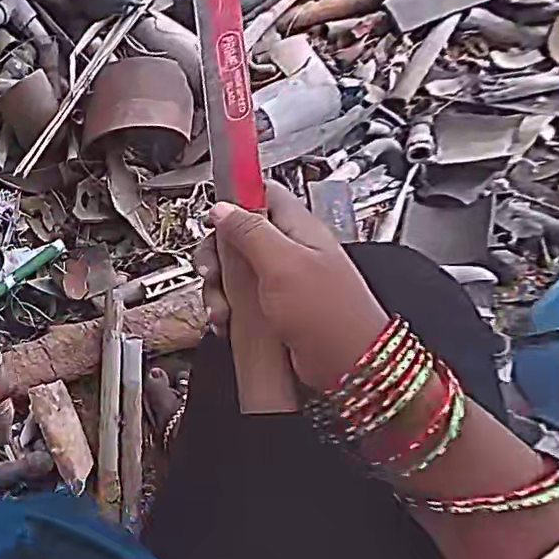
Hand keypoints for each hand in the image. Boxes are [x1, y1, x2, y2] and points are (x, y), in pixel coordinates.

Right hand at [198, 181, 389, 390]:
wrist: (346, 365)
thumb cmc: (329, 315)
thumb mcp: (284, 265)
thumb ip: (251, 232)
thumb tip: (223, 207)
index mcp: (297, 230)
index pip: (262, 193)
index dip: (234, 199)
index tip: (213, 218)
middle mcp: (288, 251)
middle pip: (237, 234)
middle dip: (216, 253)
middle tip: (211, 270)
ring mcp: (278, 280)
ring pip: (233, 269)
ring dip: (218, 288)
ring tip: (221, 308)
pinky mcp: (271, 307)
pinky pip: (238, 299)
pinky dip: (226, 309)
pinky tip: (226, 322)